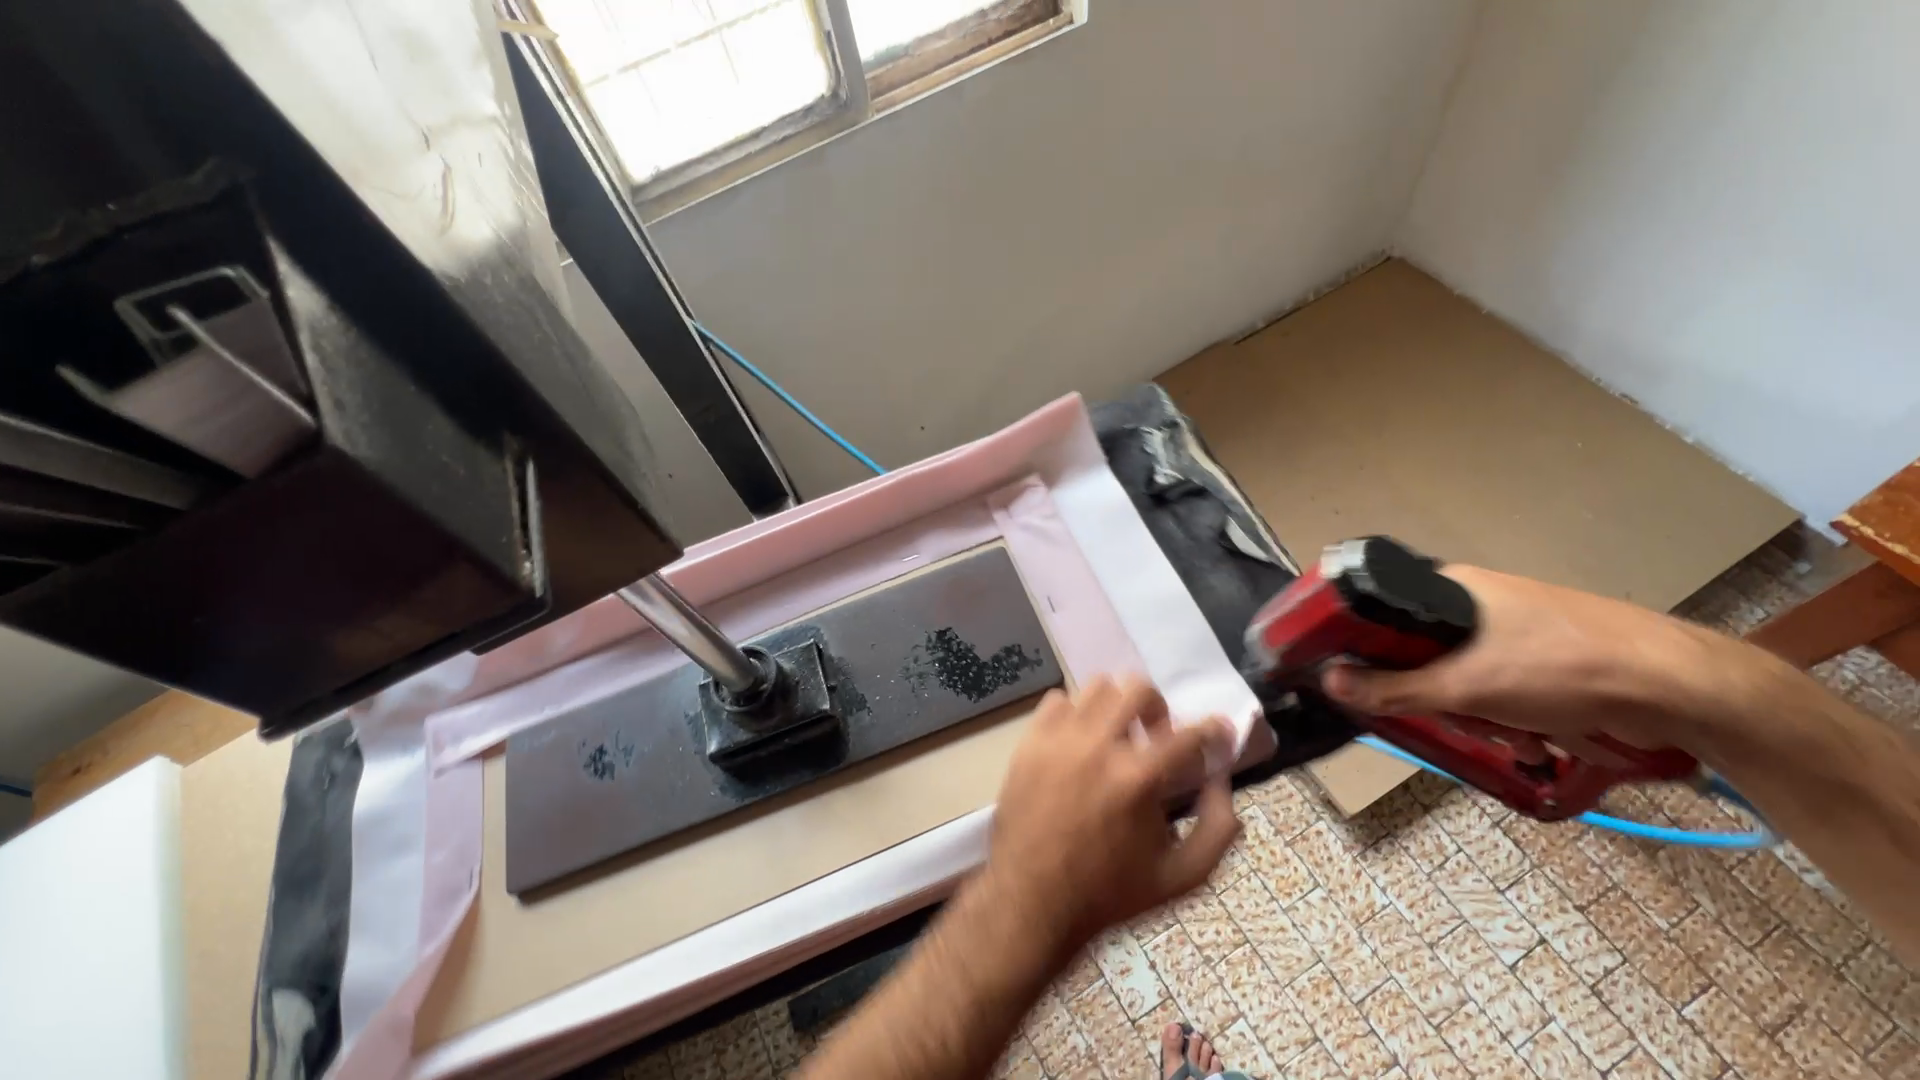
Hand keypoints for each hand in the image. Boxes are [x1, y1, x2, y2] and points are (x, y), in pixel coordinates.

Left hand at [983, 677, 1239, 951]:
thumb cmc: (1110, 892)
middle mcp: (1099, 747)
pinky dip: (1075, 714)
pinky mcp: (1028, 743)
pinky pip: (1057, 701)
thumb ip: (1218, 828)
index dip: (1213, 729)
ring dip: (1116, 706)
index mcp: (1140, 778)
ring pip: (1096, 688)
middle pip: (1138, 689)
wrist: (1032, 901)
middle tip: (1156, 735)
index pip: (1190, 733)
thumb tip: (1222, 780)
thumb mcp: (1181, 877)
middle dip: (1158, 708)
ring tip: (1116, 736)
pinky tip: (1079, 741)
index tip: (1216, 732)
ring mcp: (1058, 740)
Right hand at [1318, 565, 1720, 752]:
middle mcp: (1478, 603)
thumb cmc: (1560, 669)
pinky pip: (1500, 693)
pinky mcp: (1545, 660)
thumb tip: (1329, 681)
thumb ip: (1394, 688)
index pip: (1383, 616)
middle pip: (1422, 659)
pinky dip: (1511, 719)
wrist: (1675, 688)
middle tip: (1462, 715)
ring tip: (1514, 731)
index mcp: (1452, 588)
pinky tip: (1537, 735)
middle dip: (1441, 700)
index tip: (1375, 688)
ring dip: (1481, 718)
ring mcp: (1515, 631)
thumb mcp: (1466, 686)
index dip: (1372, 655)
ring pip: (1462, 684)